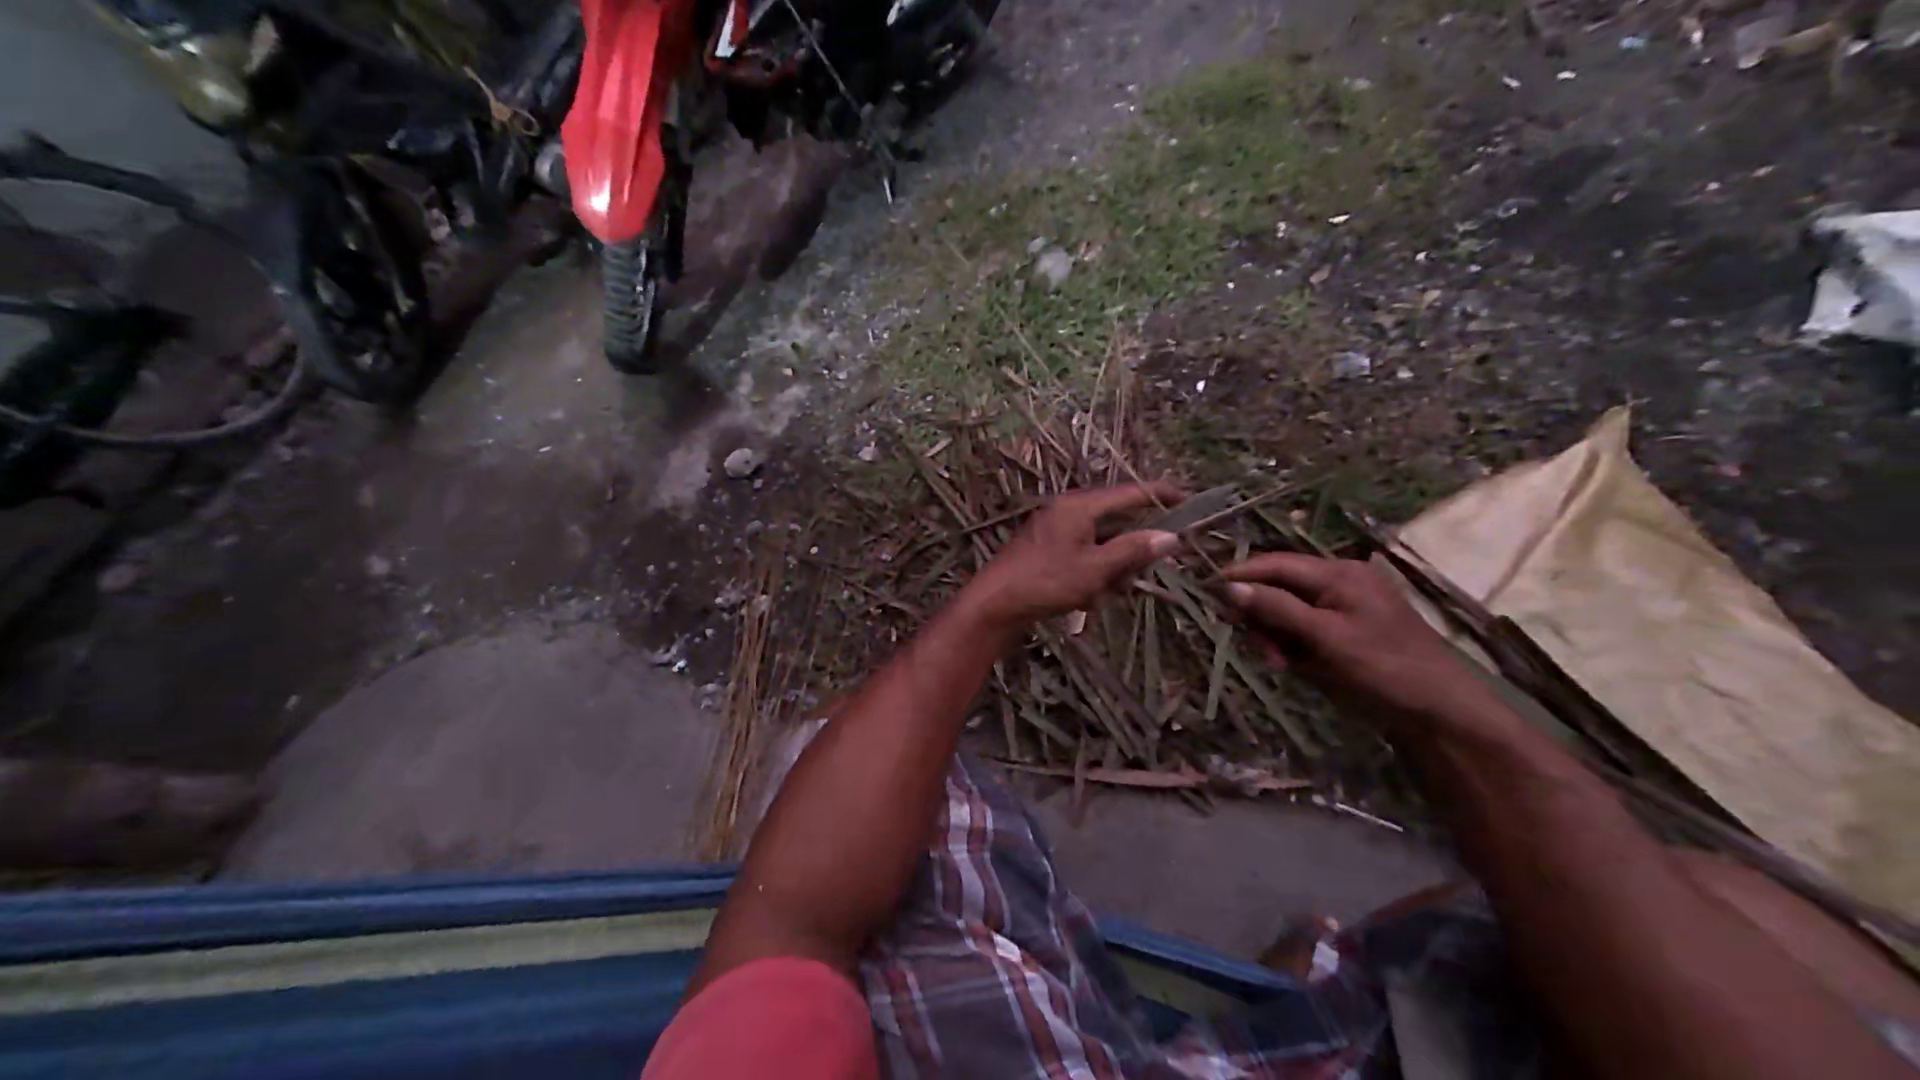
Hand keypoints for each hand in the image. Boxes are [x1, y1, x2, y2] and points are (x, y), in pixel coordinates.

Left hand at [961, 483, 1184, 632]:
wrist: (994, 604)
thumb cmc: (1045, 582)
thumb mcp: (1095, 569)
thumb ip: (1133, 550)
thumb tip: (1170, 536)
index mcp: (1080, 505)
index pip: (1131, 492)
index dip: (1162, 495)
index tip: (1190, 500)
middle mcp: (1068, 509)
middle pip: (1118, 520)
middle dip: (1131, 550)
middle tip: (1134, 576)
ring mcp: (1056, 528)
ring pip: (1102, 542)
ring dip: (1111, 569)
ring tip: (1101, 594)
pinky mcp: (1048, 548)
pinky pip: (1084, 554)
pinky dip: (1093, 574)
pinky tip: (1086, 599)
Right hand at [1221, 553, 1491, 726]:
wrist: (1439, 712)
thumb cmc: (1383, 668)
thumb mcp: (1324, 637)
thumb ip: (1276, 609)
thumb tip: (1228, 587)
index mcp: (1338, 573)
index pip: (1274, 564)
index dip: (1239, 576)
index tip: (1205, 592)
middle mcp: (1338, 582)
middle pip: (1277, 587)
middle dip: (1259, 614)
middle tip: (1256, 647)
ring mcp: (1342, 607)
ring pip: (1285, 611)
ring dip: (1273, 635)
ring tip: (1278, 663)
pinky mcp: (1343, 632)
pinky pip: (1301, 629)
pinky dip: (1290, 645)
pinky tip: (1293, 665)